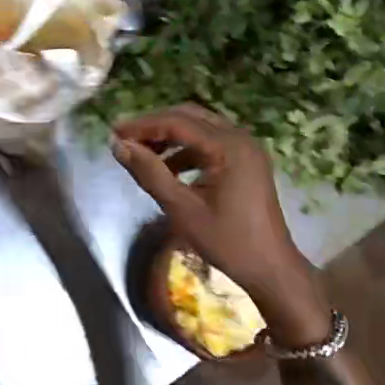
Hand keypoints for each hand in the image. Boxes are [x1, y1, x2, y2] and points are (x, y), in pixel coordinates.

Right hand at [111, 105, 331, 346]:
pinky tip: (168, 168)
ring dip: (170, 136)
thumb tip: (119, 146)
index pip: (177, 122)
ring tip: (141, 154)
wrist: (270, 267)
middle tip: (124, 139)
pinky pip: (210, 142)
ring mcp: (246, 147)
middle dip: (155, 125)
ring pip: (199, 128)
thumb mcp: (182, 209)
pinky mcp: (246, 160)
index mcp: (228, 146)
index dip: (142, 125)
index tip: (114, 132)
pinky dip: (186, 149)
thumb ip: (150, 174)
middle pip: (189, 117)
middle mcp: (240, 137)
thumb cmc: (227, 242)